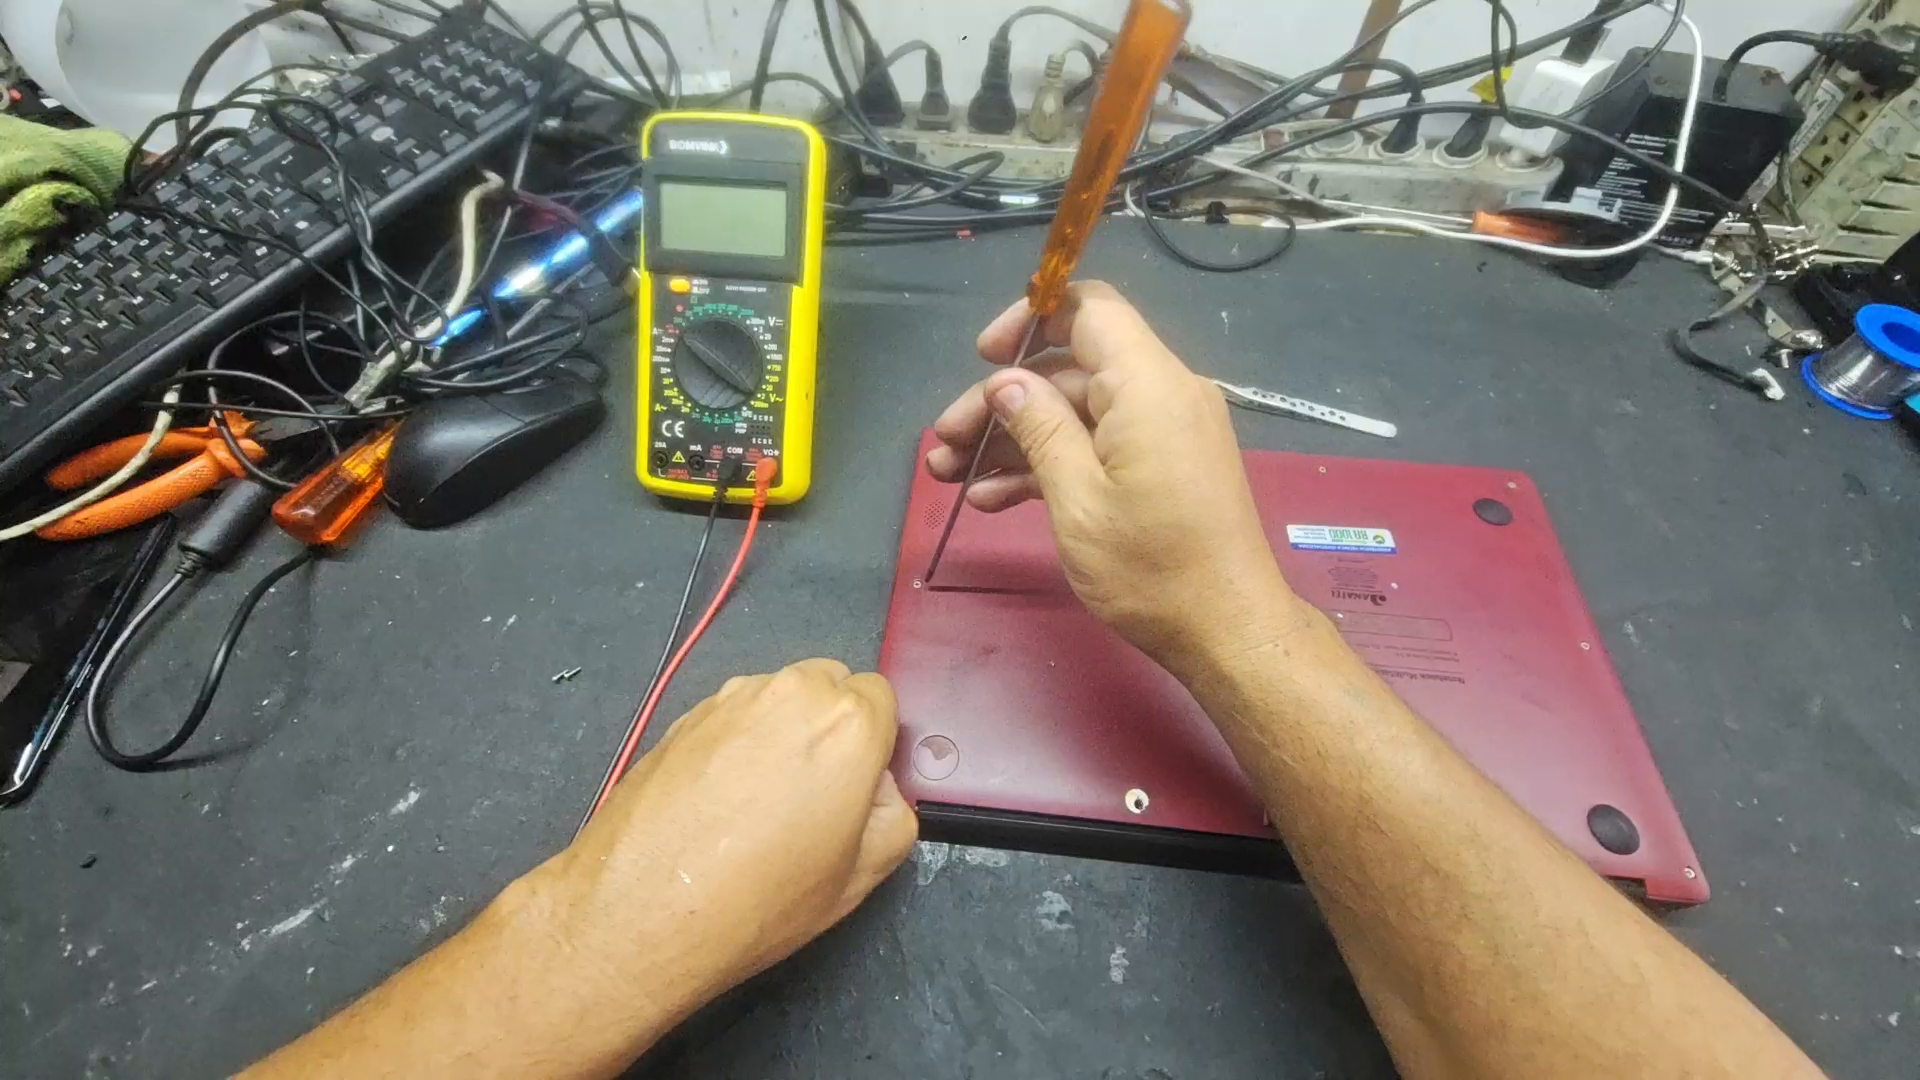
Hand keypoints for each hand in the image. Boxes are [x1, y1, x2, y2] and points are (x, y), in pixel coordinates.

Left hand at [556, 659, 916, 1013]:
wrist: (639, 910)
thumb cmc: (764, 897)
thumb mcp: (864, 874)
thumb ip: (895, 809)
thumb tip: (874, 784)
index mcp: (849, 722)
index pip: (882, 697)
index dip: (873, 741)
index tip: (852, 784)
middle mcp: (795, 692)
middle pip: (833, 685)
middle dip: (832, 725)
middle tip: (808, 789)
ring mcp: (736, 695)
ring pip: (784, 694)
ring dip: (785, 726)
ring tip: (756, 796)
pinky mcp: (690, 709)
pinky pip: (738, 710)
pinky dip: (741, 736)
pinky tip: (718, 794)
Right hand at [928, 281, 1292, 664]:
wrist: (1225, 630)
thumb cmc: (1150, 568)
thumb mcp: (1077, 499)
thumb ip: (1040, 428)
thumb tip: (1006, 383)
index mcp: (1146, 385)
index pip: (1088, 310)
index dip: (1029, 319)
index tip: (983, 356)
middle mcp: (1160, 394)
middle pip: (1068, 372)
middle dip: (1001, 404)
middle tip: (944, 444)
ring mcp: (1160, 433)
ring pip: (1074, 415)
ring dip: (1012, 442)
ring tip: (950, 476)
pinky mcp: (1158, 466)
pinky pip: (1097, 447)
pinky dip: (1047, 465)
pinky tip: (991, 499)